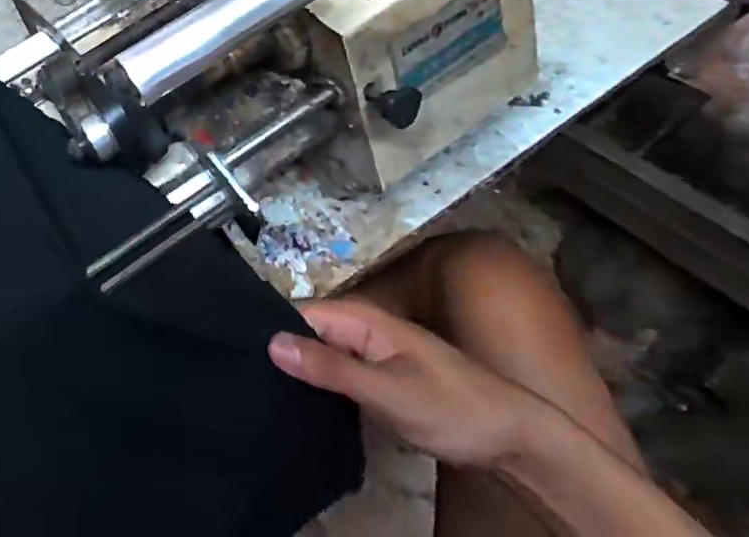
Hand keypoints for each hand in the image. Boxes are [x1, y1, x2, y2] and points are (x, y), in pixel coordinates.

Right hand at [268, 298, 553, 467]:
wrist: (513, 438)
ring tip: (256, 387)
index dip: (269, 326)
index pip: (301, 311)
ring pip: (321, 352)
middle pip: (308, 330)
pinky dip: (317, 384)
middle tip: (241, 373)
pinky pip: (336, 372)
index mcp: (362, 318)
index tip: (236, 348)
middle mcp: (362, 328)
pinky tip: (296, 403)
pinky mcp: (376, 378)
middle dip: (279, 347)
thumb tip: (273, 342)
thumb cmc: (451, 407)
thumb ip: (330, 368)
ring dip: (297, 367)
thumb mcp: (386, 391)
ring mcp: (370, 354)